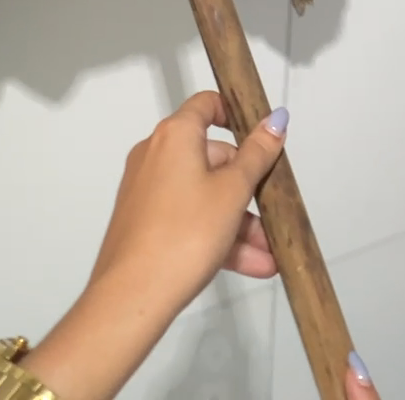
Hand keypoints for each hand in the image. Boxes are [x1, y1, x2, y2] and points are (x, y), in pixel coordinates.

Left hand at [20, 91, 287, 399]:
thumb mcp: (233, 190)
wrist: (129, 300)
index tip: (262, 135)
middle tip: (275, 211)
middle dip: (248, 188)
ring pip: (205, 196)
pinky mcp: (143, 225)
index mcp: (175, 136)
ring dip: (240, 222)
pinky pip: (190, 219)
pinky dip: (218, 236)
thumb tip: (275, 118)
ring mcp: (148, 192)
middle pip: (213, 158)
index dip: (236, 113)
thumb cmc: (187, 232)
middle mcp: (156, 156)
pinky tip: (253, 265)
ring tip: (270, 255)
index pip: (207, 104)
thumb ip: (258, 153)